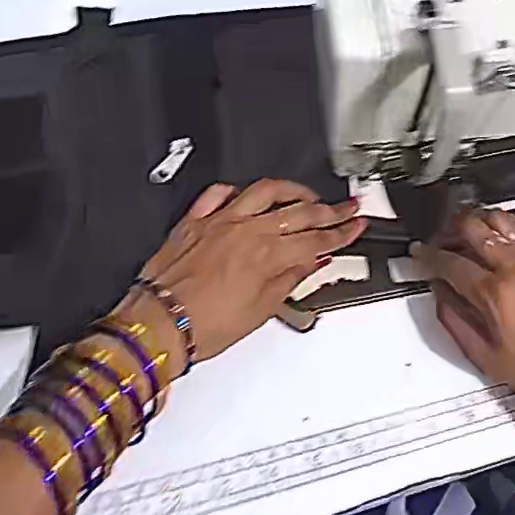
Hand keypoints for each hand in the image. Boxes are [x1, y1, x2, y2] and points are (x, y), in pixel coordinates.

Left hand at [123, 179, 365, 366]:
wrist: (157, 325)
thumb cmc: (203, 324)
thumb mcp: (262, 309)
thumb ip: (292, 278)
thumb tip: (312, 261)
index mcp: (269, 255)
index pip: (318, 238)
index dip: (344, 232)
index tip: (356, 225)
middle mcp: (248, 231)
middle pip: (302, 212)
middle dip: (332, 209)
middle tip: (347, 207)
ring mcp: (222, 221)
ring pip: (266, 191)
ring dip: (293, 190)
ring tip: (306, 193)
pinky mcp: (196, 221)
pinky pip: (219, 193)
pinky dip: (237, 190)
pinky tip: (247, 193)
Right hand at [411, 208, 514, 402]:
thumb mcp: (477, 350)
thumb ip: (451, 315)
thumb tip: (438, 290)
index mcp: (494, 293)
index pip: (452, 261)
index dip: (429, 255)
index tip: (419, 253)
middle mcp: (513, 267)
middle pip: (472, 228)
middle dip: (447, 230)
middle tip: (437, 240)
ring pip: (496, 218)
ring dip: (473, 220)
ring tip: (460, 231)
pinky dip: (500, 221)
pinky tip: (490, 229)